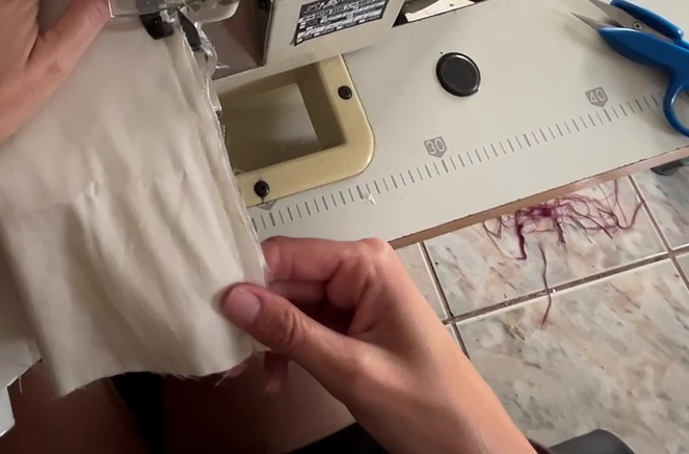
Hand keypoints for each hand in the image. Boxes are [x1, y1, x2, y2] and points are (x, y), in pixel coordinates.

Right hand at [220, 237, 531, 453]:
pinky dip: (288, 351)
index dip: (249, 277)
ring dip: (271, 339)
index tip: (212, 306)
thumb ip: (290, 332)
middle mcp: (356, 268)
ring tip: (249, 374)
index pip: (288, 255)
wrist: (476, 452)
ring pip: (291, 305)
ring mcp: (355, 295)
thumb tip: (232, 296)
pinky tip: (278, 380)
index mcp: (363, 263)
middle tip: (227, 352)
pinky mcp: (353, 321)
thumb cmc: (428, 408)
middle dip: (258, 317)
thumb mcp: (353, 371)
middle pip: (286, 280)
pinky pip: (307, 325)